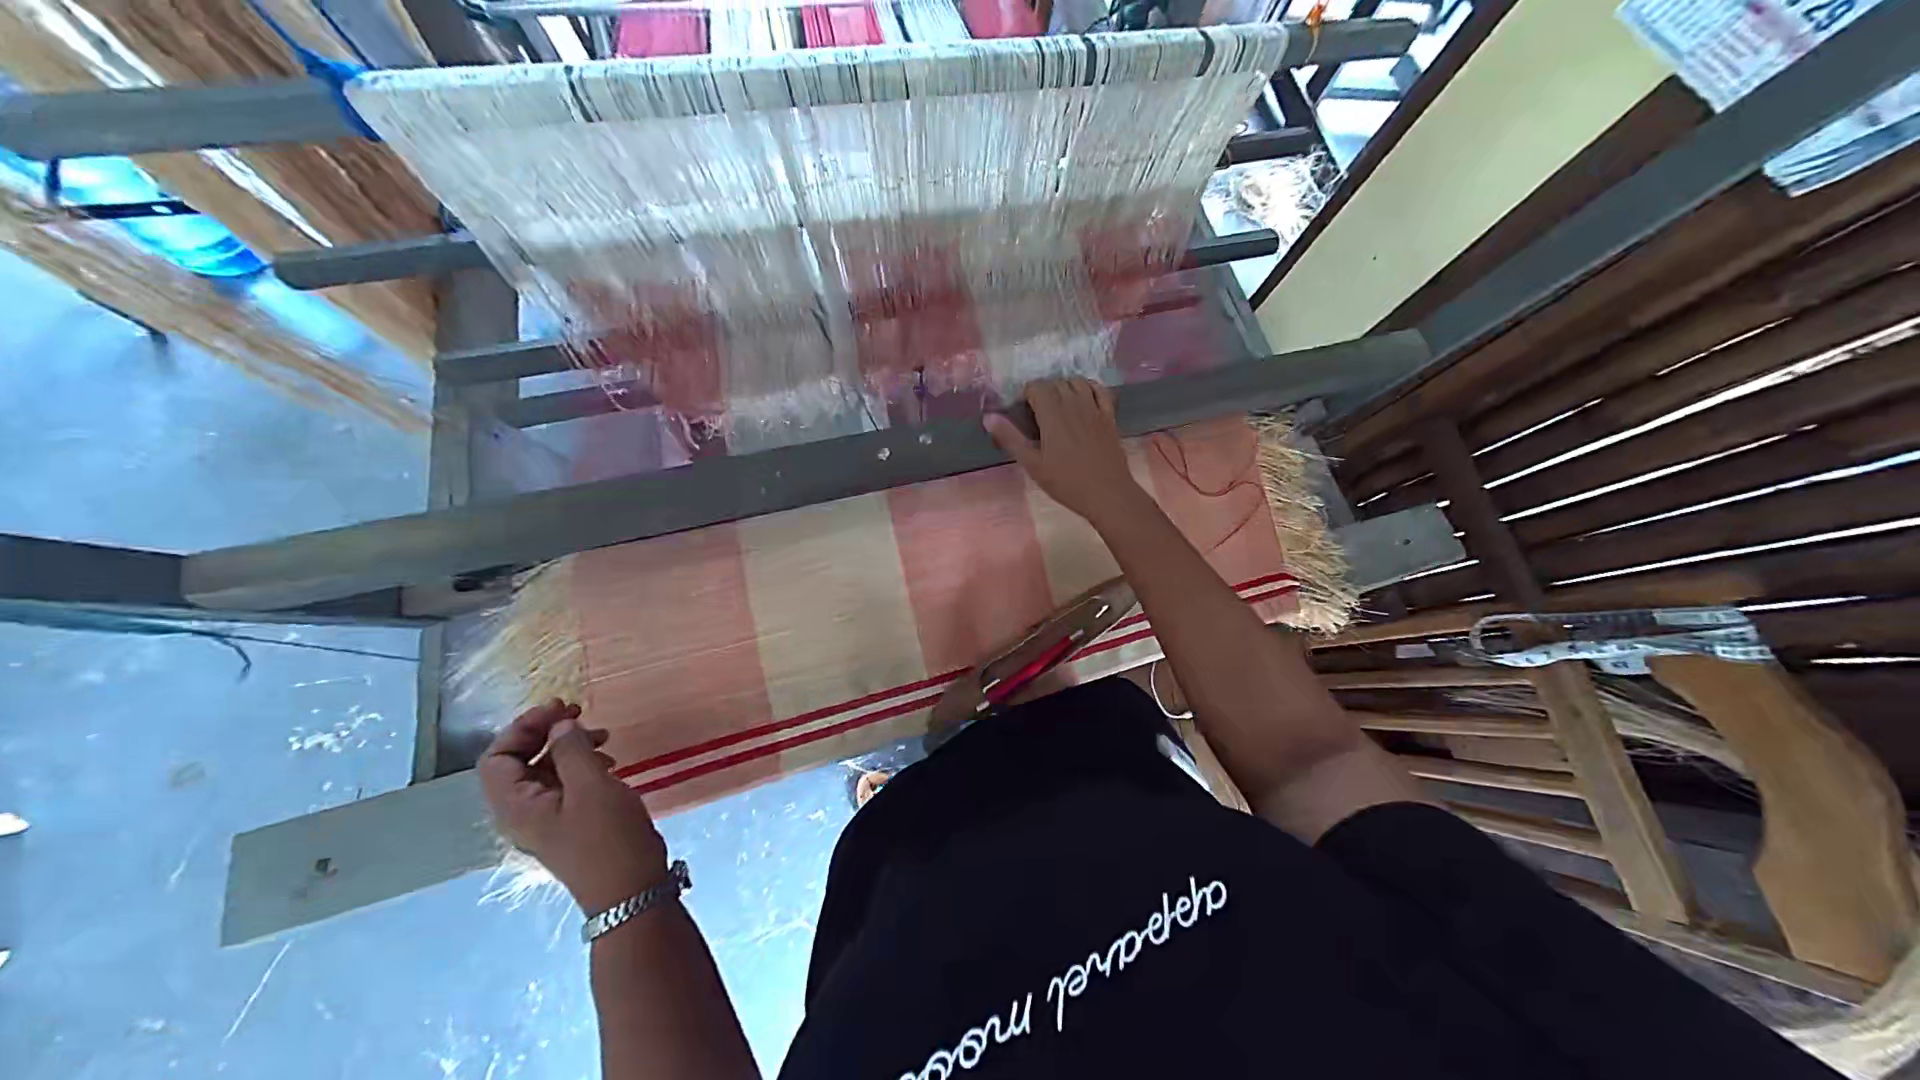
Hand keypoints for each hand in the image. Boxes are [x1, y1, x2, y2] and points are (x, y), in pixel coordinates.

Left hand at [479, 699, 669, 912]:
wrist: (631, 890)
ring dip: (569, 746)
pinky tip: (610, 761)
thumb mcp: (592, 786)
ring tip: (604, 737)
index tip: (560, 708)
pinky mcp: (572, 822)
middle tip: (580, 713)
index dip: (524, 727)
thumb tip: (561, 724)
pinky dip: (583, 764)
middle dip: (547, 733)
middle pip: (519, 762)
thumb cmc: (608, 837)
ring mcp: (548, 819)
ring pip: (546, 771)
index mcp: (516, 806)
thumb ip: (572, 749)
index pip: (497, 757)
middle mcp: (524, 812)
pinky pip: (566, 783)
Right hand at [985, 377, 1149, 525]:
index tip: (1024, 412)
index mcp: (1052, 414)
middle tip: (1038, 413)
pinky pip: (1100, 390)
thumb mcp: (1032, 464)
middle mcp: (1074, 404)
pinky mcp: (1109, 416)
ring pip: (1077, 382)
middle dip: (1044, 391)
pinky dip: (1089, 388)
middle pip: (1056, 383)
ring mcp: (1094, 408)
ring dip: (1064, 387)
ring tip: (1058, 405)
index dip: (1027, 395)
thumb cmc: (1066, 482)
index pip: (1037, 387)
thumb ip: (1010, 438)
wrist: (1107, 493)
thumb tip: (988, 417)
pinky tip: (1083, 398)